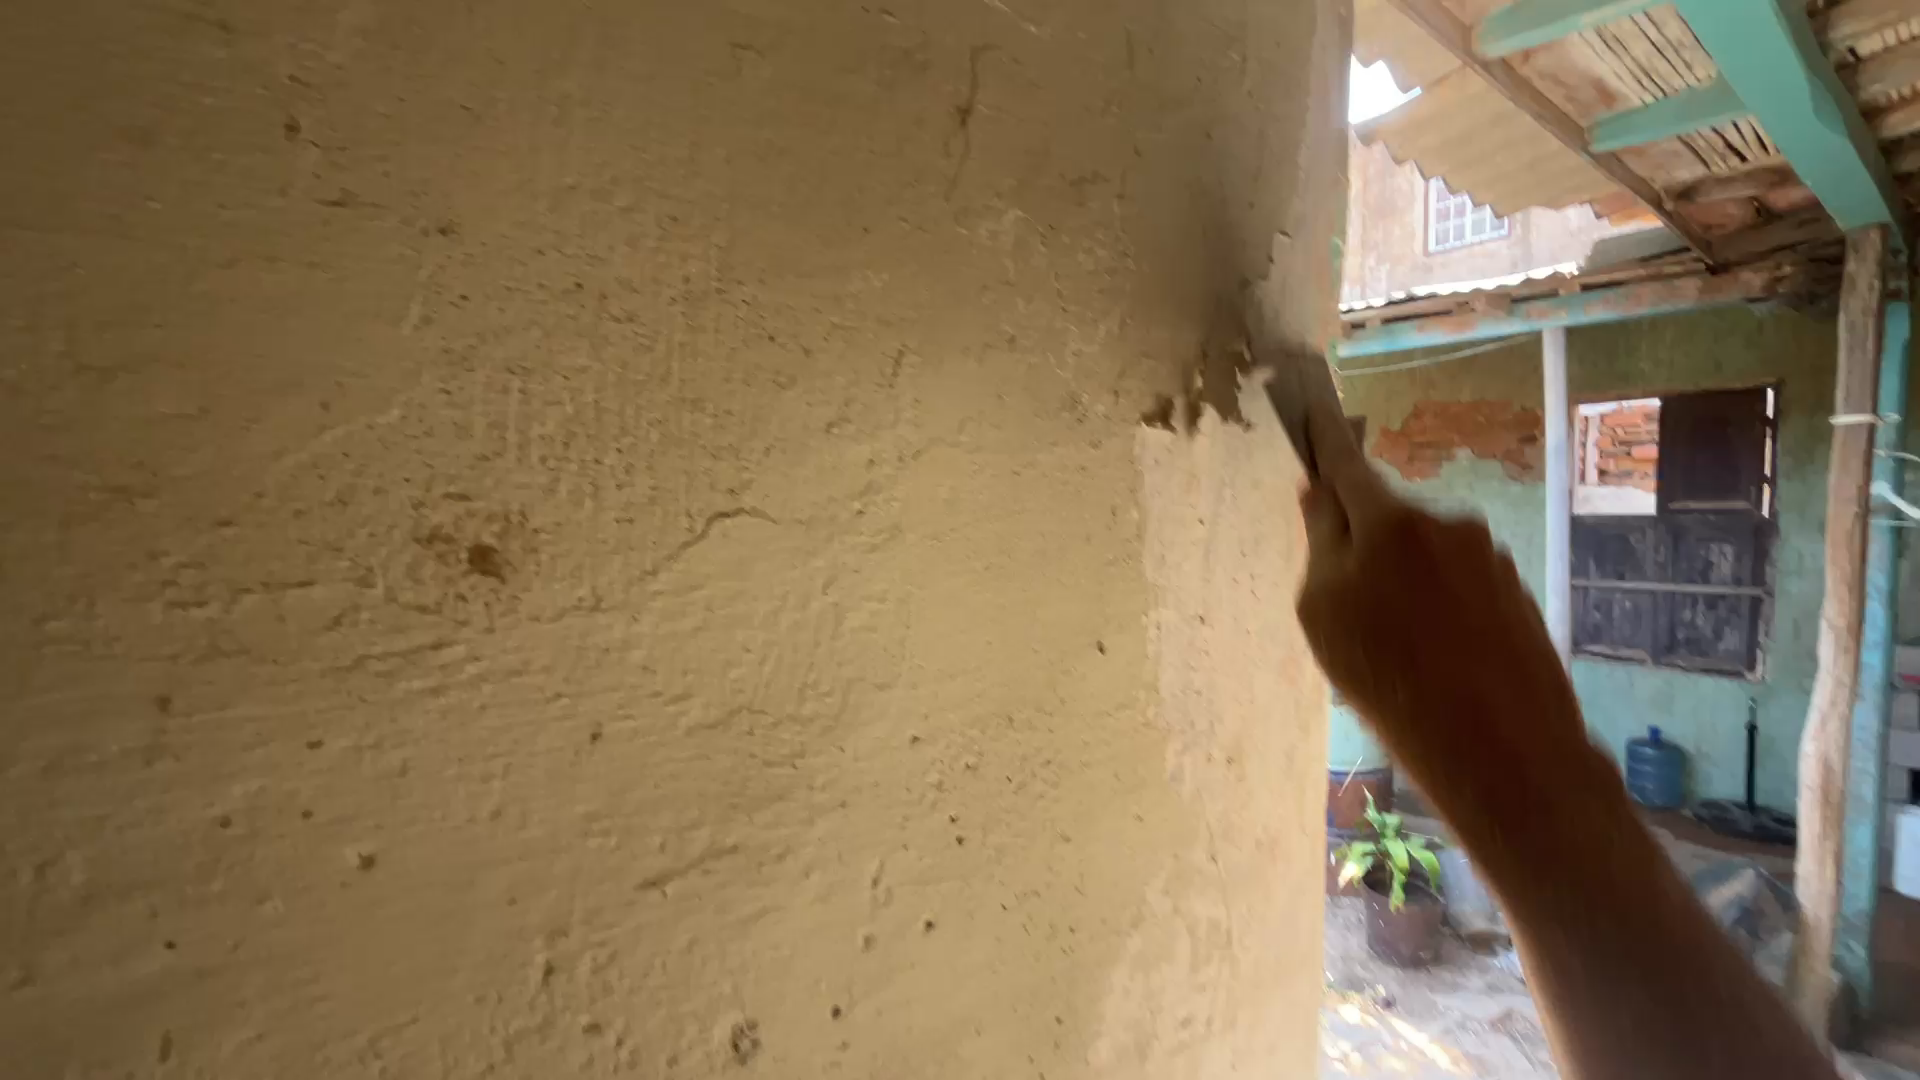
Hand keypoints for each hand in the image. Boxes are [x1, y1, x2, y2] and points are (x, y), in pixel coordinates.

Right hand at [1293, 422, 1583, 801]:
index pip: (1345, 463)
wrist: (1498, 744)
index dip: (1324, 439)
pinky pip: (1452, 576)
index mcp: (1389, 518)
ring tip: (1393, 641)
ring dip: (1397, 573)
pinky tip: (1431, 650)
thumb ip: (1320, 541)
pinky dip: (1432, 597)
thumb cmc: (1383, 673)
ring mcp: (1485, 553)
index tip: (1312, 409)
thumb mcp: (1322, 609)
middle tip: (1345, 601)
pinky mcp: (1511, 586)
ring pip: (1418, 547)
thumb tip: (1319, 491)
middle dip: (1359, 536)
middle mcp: (1443, 520)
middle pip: (1382, 511)